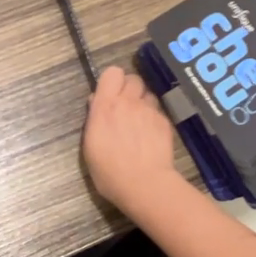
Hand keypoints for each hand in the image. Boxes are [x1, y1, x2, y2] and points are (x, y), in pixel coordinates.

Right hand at [83, 66, 183, 214]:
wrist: (144, 185)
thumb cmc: (109, 171)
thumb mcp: (90, 146)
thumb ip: (94, 118)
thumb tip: (98, 102)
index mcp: (106, 106)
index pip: (112, 72)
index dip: (112, 80)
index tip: (109, 94)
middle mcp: (129, 102)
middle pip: (133, 78)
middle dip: (129, 88)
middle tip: (124, 106)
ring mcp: (150, 110)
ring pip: (148, 93)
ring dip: (142, 102)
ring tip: (139, 121)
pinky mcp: (165, 121)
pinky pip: (158, 111)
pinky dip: (153, 118)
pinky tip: (151, 136)